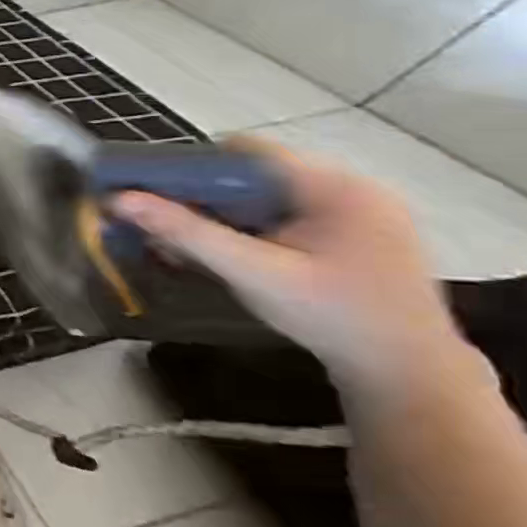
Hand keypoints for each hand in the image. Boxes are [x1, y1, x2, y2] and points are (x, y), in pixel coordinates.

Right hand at [111, 141, 485, 401]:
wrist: (408, 375)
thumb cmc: (332, 318)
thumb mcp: (251, 273)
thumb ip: (185, 232)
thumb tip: (118, 200)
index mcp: (335, 186)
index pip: (246, 151)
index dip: (191, 166)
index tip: (147, 190)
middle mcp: (346, 188)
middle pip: (250, 173)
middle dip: (198, 196)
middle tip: (157, 223)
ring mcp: (351, 212)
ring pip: (260, 196)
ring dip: (216, 215)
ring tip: (181, 244)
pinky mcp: (346, 235)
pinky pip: (277, 216)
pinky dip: (241, 229)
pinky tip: (220, 255)